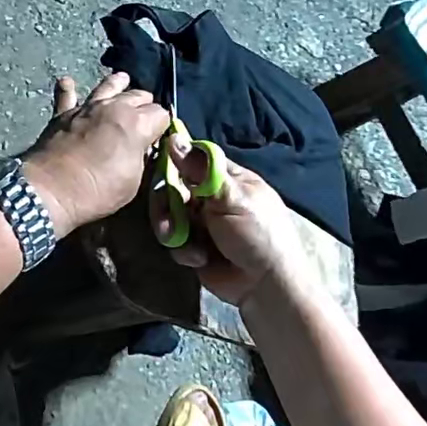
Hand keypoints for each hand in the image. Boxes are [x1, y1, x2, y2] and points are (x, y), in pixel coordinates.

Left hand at [23, 72, 170, 234]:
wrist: (52, 188)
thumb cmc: (98, 189)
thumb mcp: (134, 181)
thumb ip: (141, 157)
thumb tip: (142, 148)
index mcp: (137, 123)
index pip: (161, 114)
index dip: (162, 126)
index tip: (158, 137)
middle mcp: (113, 107)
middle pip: (137, 95)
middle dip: (144, 104)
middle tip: (144, 115)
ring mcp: (86, 107)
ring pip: (106, 86)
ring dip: (117, 84)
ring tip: (123, 78)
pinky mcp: (62, 114)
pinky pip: (66, 95)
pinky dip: (68, 89)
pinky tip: (66, 81)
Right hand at [154, 136, 326, 306]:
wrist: (266, 289)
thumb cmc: (257, 235)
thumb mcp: (231, 198)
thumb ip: (200, 170)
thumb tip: (174, 136)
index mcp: (227, 178)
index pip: (193, 159)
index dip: (175, 161)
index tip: (160, 166)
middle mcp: (212, 197)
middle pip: (174, 186)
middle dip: (168, 203)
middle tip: (168, 217)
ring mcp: (203, 222)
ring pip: (170, 213)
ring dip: (172, 227)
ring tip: (179, 241)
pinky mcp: (194, 245)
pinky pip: (174, 239)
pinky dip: (183, 249)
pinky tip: (199, 258)